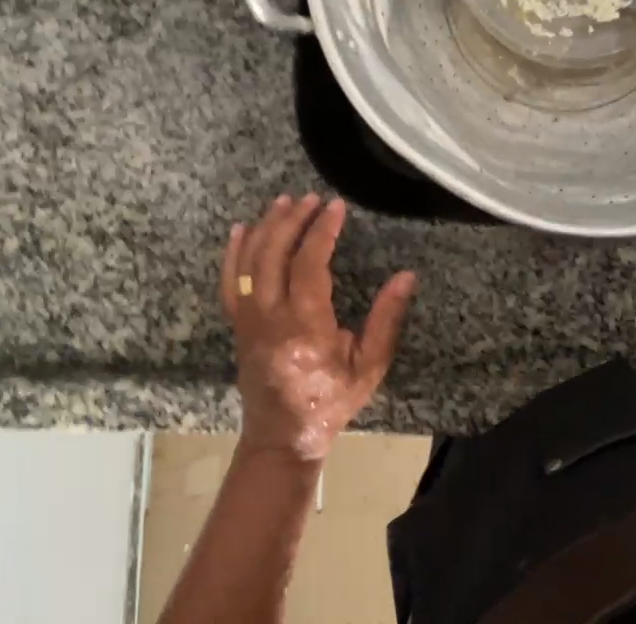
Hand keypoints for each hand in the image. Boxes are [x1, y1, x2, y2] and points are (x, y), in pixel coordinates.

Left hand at [220, 194, 417, 462]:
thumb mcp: (370, 365)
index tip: (336, 206)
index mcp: (306, 326)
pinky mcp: (237, 326)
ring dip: (267, 228)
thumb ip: (386, 318)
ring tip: (284, 202)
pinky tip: (242, 229)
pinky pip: (229, 282)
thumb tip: (406, 276)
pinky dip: (234, 253)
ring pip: (250, 262)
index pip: (309, 264)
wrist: (282, 438)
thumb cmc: (331, 401)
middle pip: (274, 254)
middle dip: (292, 220)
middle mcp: (270, 317)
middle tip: (311, 198)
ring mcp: (248, 320)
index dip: (322, 231)